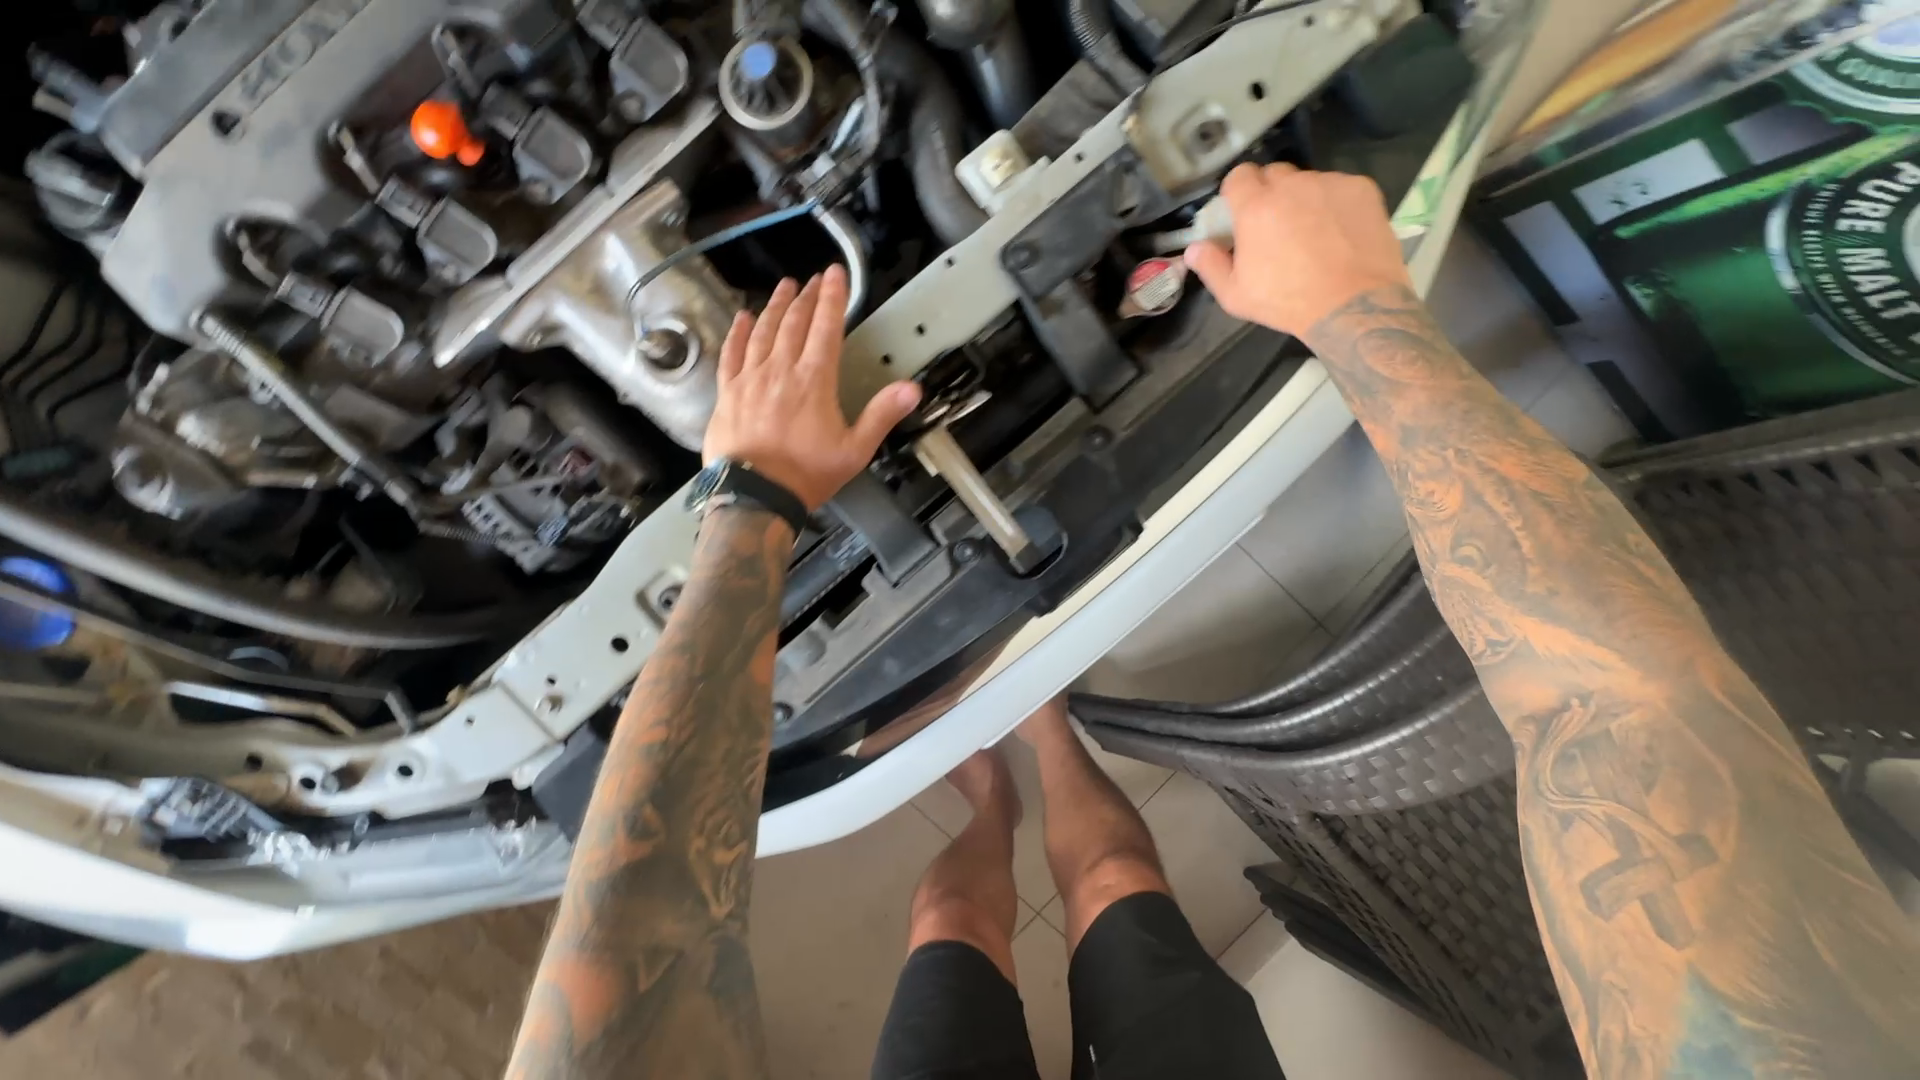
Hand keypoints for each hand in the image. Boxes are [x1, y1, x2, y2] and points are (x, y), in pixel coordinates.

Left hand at [705, 265, 922, 511]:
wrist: (756, 495)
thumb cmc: (807, 475)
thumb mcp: (855, 451)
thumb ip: (881, 415)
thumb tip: (912, 389)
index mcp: (814, 380)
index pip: (826, 327)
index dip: (832, 297)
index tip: (835, 274)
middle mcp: (781, 371)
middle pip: (794, 323)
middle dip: (806, 297)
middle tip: (813, 279)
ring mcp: (750, 379)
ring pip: (763, 331)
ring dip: (775, 307)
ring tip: (784, 288)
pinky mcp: (728, 393)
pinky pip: (731, 354)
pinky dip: (738, 333)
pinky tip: (743, 318)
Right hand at [1184, 163, 1413, 339]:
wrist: (1350, 303)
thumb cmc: (1286, 302)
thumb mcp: (1235, 295)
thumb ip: (1210, 266)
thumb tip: (1193, 248)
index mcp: (1255, 208)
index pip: (1239, 176)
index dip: (1237, 190)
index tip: (1240, 209)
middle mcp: (1291, 185)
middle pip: (1274, 173)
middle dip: (1270, 192)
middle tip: (1274, 222)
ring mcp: (1329, 183)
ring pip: (1308, 180)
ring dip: (1303, 198)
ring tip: (1311, 230)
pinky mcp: (1361, 189)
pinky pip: (1339, 187)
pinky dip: (1334, 203)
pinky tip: (1338, 230)